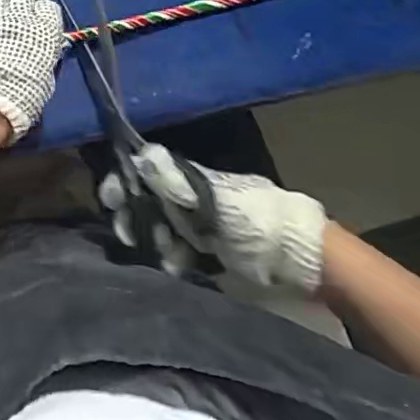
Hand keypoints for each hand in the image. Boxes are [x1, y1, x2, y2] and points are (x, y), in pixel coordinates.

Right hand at [100, 143, 326, 291]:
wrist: (307, 266)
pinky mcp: (204, 259)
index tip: (112, 200)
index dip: (125, 185)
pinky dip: (167, 260)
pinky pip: (170, 254)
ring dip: (151, 243)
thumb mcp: (218, 198)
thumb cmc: (261, 224)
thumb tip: (141, 153)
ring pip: (155, 231)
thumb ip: (179, 180)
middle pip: (145, 205)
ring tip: (164, 256)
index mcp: (191, 182)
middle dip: (135, 219)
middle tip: (131, 236)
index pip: (145, 176)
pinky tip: (173, 266)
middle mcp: (189, 202)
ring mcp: (196, 231)